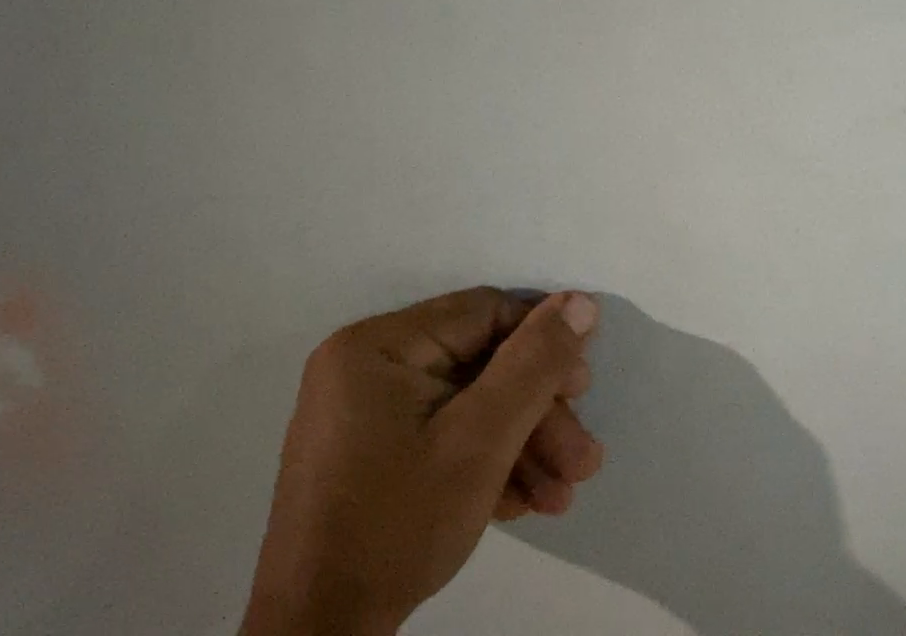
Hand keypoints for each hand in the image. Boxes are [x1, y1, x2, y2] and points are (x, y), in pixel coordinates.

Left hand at [240, 288, 602, 635]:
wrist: (321, 635)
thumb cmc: (398, 524)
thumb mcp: (482, 439)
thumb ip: (536, 364)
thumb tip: (582, 302)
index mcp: (378, 346)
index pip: (486, 313)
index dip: (544, 343)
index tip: (584, 388)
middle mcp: (368, 368)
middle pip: (484, 366)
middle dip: (540, 414)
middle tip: (583, 456)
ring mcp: (368, 414)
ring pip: (472, 406)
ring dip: (526, 446)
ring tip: (565, 493)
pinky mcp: (375, 454)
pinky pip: (447, 436)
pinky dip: (490, 464)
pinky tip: (526, 502)